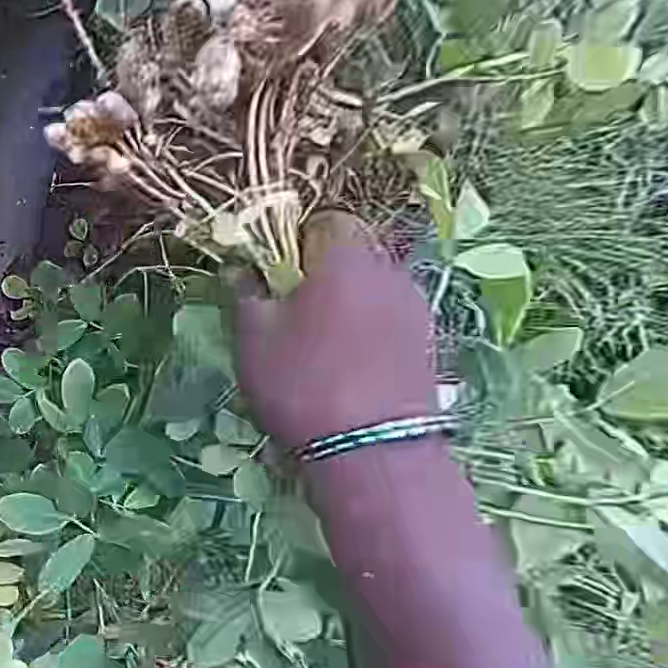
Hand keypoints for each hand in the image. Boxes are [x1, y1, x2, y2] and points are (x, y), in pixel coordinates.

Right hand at [236, 213, 437, 448]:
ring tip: (320, 338)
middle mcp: (389, 270)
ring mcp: (415, 305)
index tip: (276, 273)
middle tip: (292, 306)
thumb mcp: (254, 336)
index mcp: (345, 258)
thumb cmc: (301, 381)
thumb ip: (246, 292)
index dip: (296, 239)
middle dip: (322, 269)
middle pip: (354, 251)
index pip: (326, 220)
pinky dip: (368, 324)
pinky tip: (349, 360)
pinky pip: (389, 314)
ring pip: (373, 284)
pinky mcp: (428, 339)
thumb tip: (240, 268)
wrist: (369, 448)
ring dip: (347, 297)